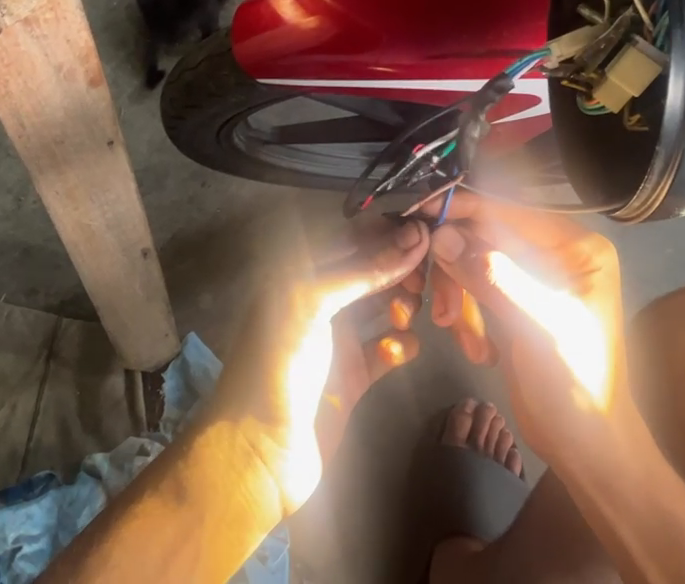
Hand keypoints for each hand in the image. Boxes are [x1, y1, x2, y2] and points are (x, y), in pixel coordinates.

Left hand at [210, 215, 428, 511]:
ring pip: (382, 307)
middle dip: (401, 269)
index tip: (425, 233)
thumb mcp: (311, 302)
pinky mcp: (352, 376)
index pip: (350, 238)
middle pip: (371, 270)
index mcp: (298, 273)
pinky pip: (386, 349)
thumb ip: (363, 268)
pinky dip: (399, 345)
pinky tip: (402, 348)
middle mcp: (318, 300)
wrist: (259, 452)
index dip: (386, 233)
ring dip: (402, 305)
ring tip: (409, 314)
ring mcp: (335, 339)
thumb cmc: (277, 364)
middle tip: (425, 279)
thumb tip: (416, 235)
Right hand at [427, 193, 649, 472]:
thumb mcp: (537, 329)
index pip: (509, 211)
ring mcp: (534, 275)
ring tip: (450, 330)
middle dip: (455, 267)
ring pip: (472, 260)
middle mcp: (556, 252)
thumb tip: (443, 236)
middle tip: (435, 304)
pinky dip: (465, 312)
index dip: (462, 211)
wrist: (587, 450)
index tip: (418, 214)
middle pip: (484, 234)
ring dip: (457, 294)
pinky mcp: (514, 300)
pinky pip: (473, 286)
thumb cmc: (576, 387)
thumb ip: (494, 278)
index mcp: (577, 247)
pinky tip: (474, 347)